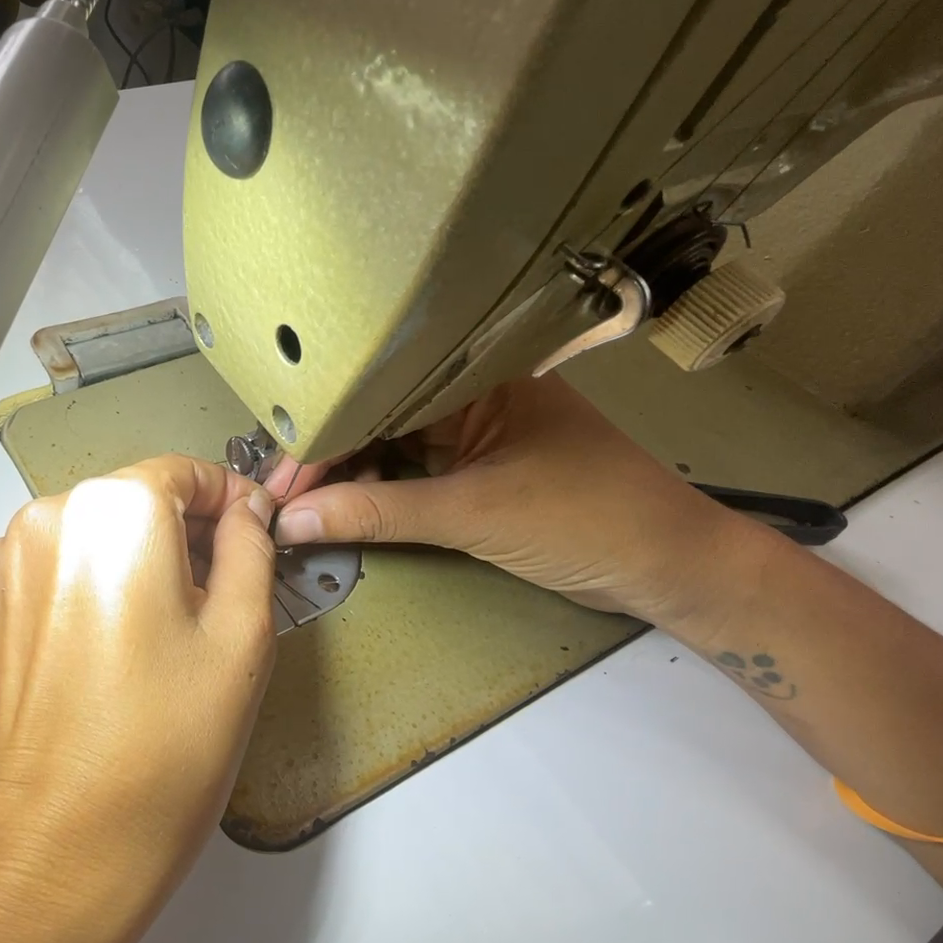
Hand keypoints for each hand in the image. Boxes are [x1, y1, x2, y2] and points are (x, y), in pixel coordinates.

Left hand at [0, 455, 276, 942]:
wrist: (56, 842)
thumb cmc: (162, 745)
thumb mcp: (240, 638)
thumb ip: (251, 550)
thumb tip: (247, 509)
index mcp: (112, 510)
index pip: (184, 472)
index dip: (229, 498)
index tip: (256, 533)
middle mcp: (46, 516)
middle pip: (135, 500)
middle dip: (186, 533)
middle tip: (226, 593)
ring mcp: (6, 560)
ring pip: (94, 534)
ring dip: (139, 561)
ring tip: (173, 630)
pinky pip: (58, 569)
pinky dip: (95, 584)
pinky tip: (119, 645)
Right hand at [274, 375, 765, 627]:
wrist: (668, 566)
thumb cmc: (587, 518)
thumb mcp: (473, 513)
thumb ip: (378, 514)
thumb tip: (294, 522)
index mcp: (475, 376)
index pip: (377, 396)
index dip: (322, 437)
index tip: (277, 480)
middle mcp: (467, 396)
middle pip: (375, 418)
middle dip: (324, 459)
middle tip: (274, 498)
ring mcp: (469, 434)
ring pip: (386, 447)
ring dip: (345, 478)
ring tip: (295, 506)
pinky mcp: (472, 470)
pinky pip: (407, 473)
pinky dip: (374, 494)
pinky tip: (340, 510)